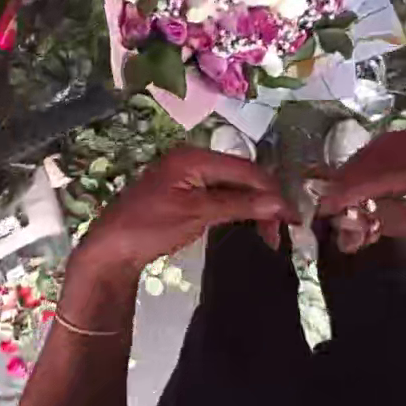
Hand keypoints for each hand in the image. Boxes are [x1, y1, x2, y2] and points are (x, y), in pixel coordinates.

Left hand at [75, 147, 298, 272]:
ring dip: (252, 207)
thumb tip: (279, 203)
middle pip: (240, 176)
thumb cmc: (150, 227)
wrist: (112, 247)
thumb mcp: (197, 215)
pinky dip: (235, 209)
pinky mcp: (183, 192)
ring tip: (269, 235)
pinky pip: (218, 194)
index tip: (294, 217)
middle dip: (264, 200)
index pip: (245, 169)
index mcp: (193, 157)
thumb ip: (238, 205)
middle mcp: (191, 159)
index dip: (272, 191)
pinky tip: (248, 224)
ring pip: (231, 186)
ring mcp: (186, 176)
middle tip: (283, 231)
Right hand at [316, 127, 405, 302]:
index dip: (357, 184)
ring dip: (369, 176)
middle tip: (331, 201)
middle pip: (395, 148)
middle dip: (357, 176)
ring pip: (400, 150)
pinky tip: (373, 196)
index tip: (326, 203)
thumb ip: (394, 218)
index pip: (399, 164)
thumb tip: (343, 219)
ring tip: (347, 203)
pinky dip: (389, 177)